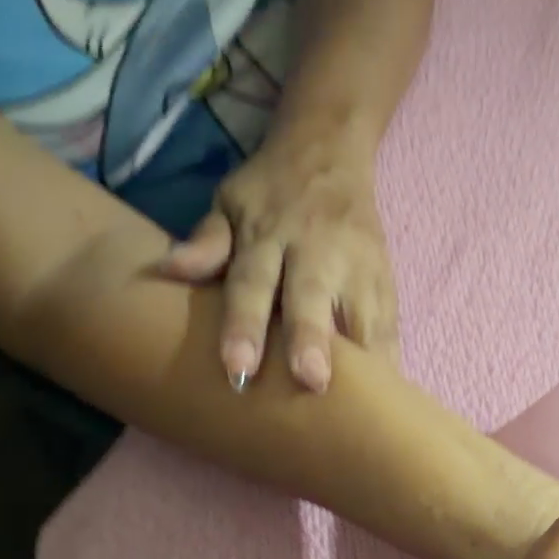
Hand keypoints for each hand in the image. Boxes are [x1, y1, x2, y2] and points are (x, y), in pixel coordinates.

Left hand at [157, 131, 395, 392]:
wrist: (330, 150)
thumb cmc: (269, 190)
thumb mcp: (229, 201)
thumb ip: (207, 240)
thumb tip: (170, 268)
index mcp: (268, 234)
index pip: (252, 283)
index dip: (244, 326)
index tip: (238, 370)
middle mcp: (315, 252)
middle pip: (312, 301)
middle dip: (312, 342)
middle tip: (311, 382)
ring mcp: (358, 268)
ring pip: (360, 318)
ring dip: (363, 363)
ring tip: (362, 408)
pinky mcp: (387, 282)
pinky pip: (388, 328)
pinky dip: (388, 361)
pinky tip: (388, 397)